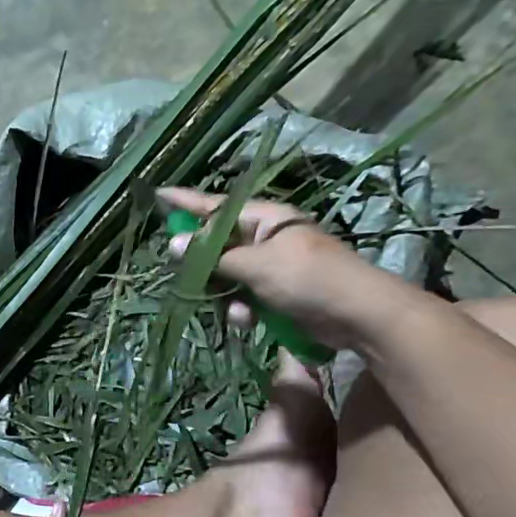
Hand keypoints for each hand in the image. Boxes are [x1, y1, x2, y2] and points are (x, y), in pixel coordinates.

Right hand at [159, 187, 435, 351]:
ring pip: (227, 277)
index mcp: (265, 219)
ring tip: (236, 312)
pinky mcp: (276, 294)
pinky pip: (243, 298)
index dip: (186, 202)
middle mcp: (266, 239)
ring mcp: (271, 267)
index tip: (159, 195)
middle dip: (204, 267)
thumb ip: (214, 256)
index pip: (216, 206)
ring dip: (225, 297)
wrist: (356, 314)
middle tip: (188, 279)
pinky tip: (248, 322)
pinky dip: (242, 310)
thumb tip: (175, 245)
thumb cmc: (307, 278)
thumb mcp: (256, 264)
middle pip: (217, 247)